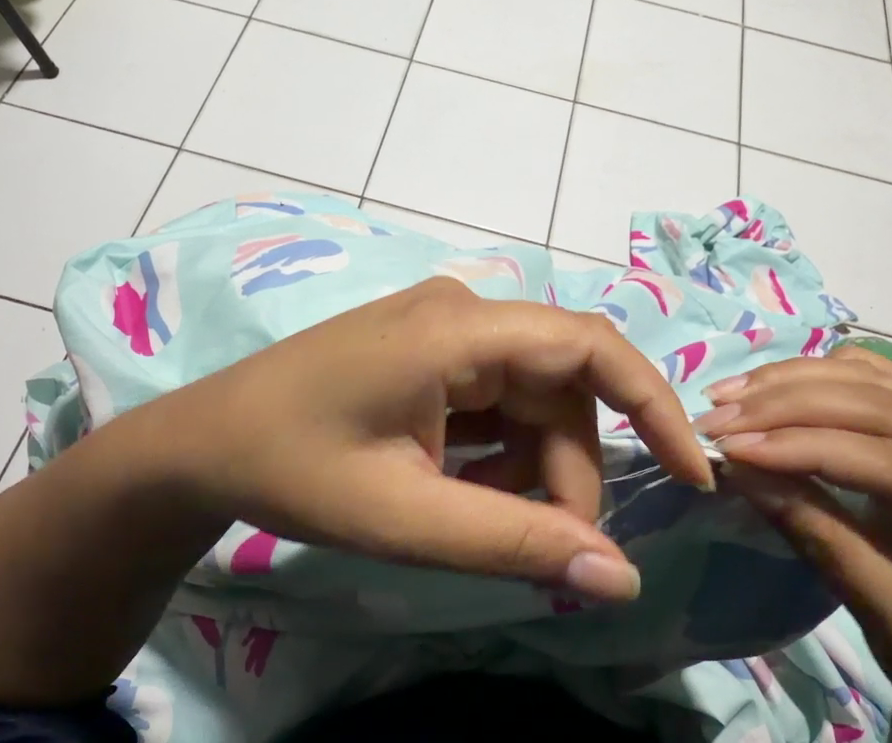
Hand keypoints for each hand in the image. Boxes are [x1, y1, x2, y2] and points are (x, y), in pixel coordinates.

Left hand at [152, 277, 714, 600]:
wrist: (202, 443)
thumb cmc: (294, 469)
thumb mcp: (405, 517)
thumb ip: (515, 544)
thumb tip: (621, 578)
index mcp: (456, 329)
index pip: (589, 346)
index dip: (652, 404)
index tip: (690, 476)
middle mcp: (460, 312)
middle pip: (560, 386)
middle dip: (569, 469)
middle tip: (548, 548)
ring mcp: (442, 329)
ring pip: (531, 398)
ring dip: (532, 467)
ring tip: (487, 524)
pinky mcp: (428, 351)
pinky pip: (496, 399)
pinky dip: (500, 453)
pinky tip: (463, 491)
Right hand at [694, 347, 891, 742]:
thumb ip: (827, 545)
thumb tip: (741, 471)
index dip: (803, 446)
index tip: (728, 446)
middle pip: (883, 407)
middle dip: (788, 408)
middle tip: (713, 421)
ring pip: (878, 385)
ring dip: (798, 384)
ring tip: (730, 397)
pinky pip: (884, 390)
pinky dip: (824, 381)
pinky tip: (778, 388)